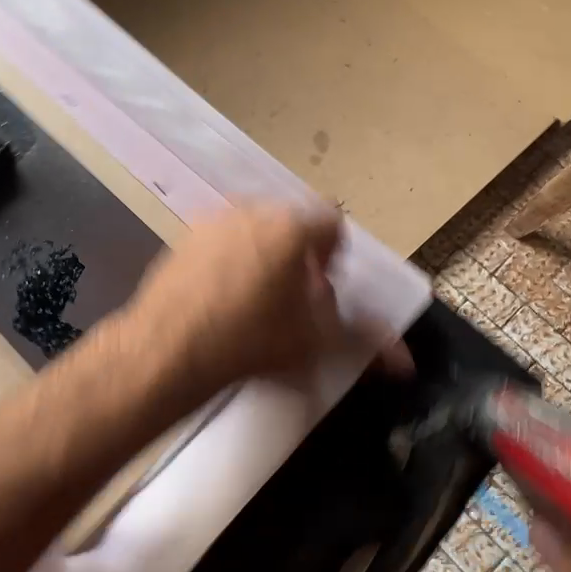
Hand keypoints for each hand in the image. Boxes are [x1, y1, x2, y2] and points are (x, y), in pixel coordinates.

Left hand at [118, 204, 350, 402]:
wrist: (166, 349)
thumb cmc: (250, 340)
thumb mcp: (312, 342)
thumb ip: (363, 340)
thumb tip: (404, 361)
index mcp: (291, 226)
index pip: (333, 222)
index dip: (335, 255)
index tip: (326, 287)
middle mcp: (251, 210)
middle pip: (291, 223)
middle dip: (299, 254)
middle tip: (295, 296)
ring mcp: (211, 221)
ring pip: (253, 229)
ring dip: (264, 255)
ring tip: (258, 300)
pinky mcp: (181, 238)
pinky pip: (219, 241)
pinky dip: (229, 260)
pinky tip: (222, 299)